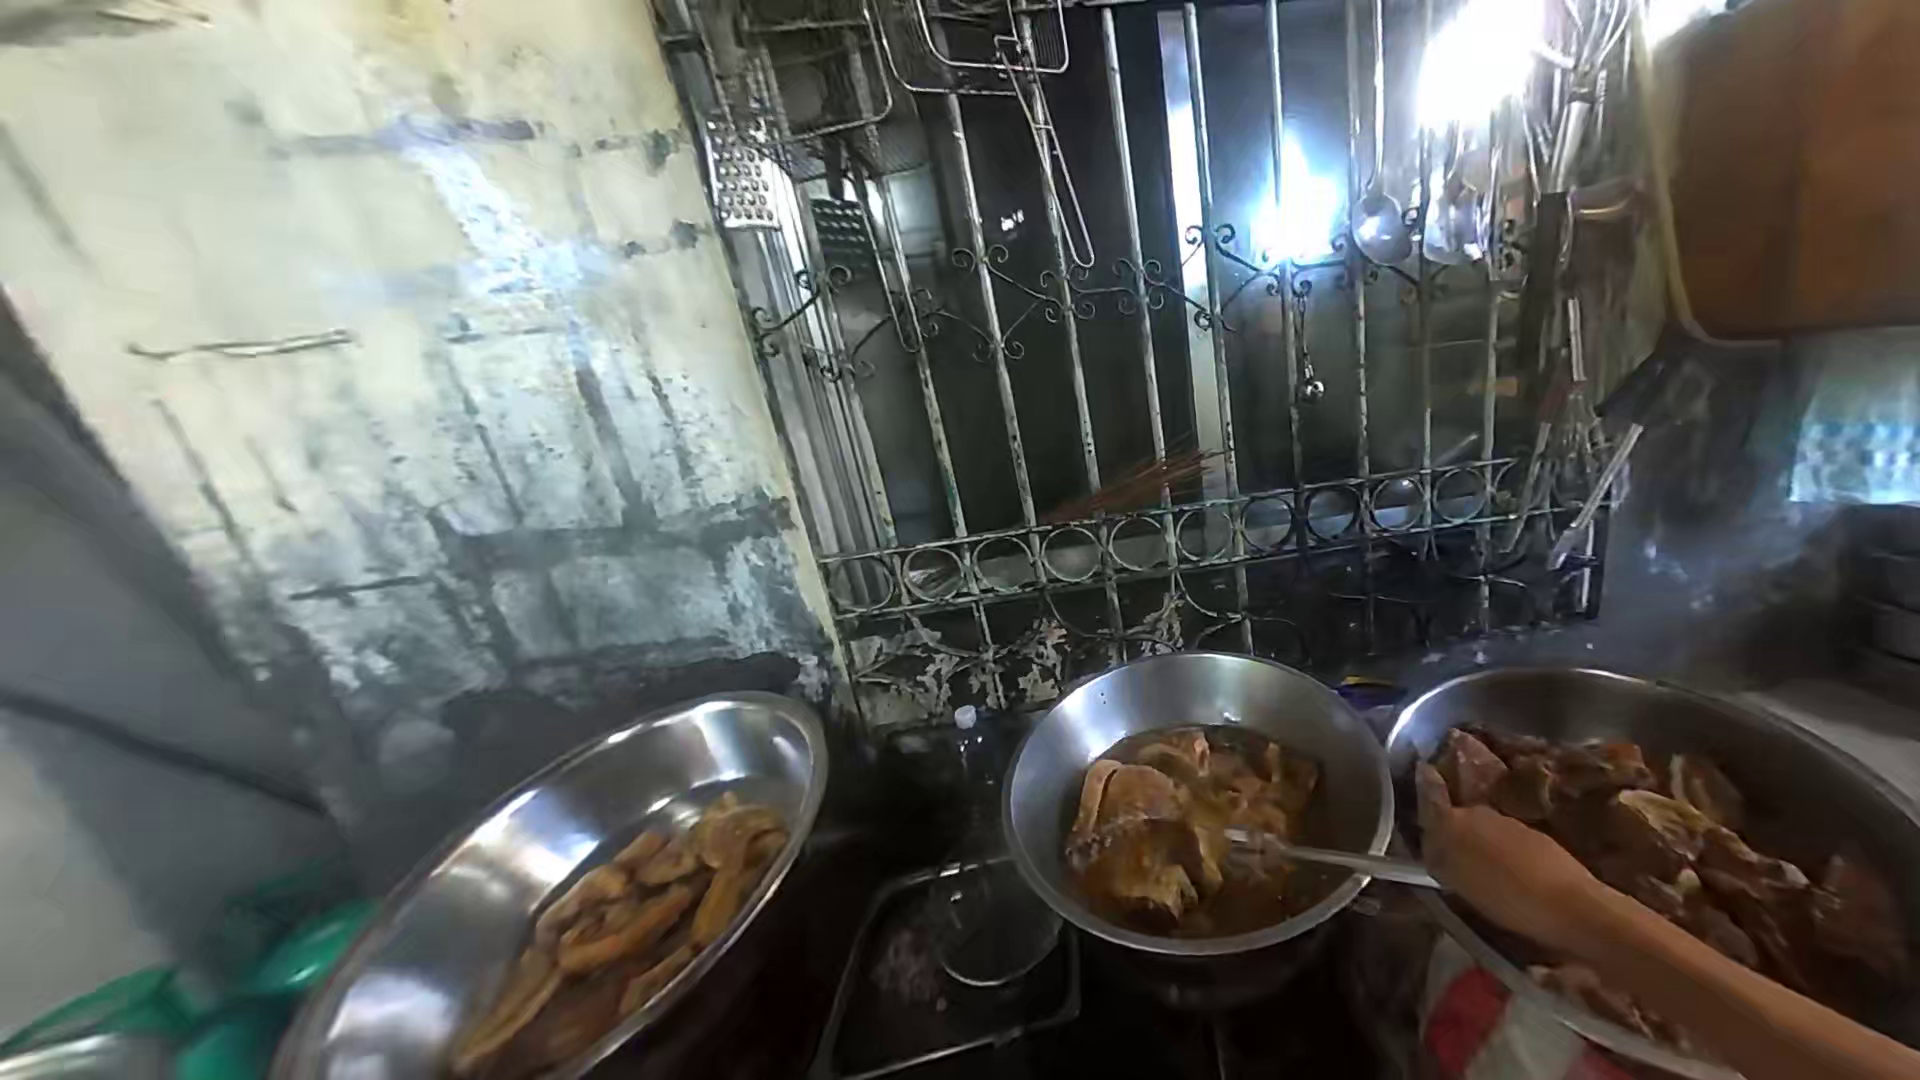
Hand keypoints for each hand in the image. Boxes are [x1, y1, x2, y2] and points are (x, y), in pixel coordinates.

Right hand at [1416, 763, 1606, 955]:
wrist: (1576, 908)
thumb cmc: (1505, 897)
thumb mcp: (1457, 882)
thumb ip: (1440, 858)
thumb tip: (1431, 846)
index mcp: (1450, 822)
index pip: (1431, 793)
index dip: (1425, 781)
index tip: (1423, 766)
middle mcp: (1479, 814)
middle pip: (1461, 815)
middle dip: (1458, 828)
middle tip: (1457, 850)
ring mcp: (1513, 825)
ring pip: (1489, 830)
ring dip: (1486, 844)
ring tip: (1489, 870)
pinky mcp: (1541, 840)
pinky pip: (1515, 843)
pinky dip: (1511, 856)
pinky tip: (1517, 878)